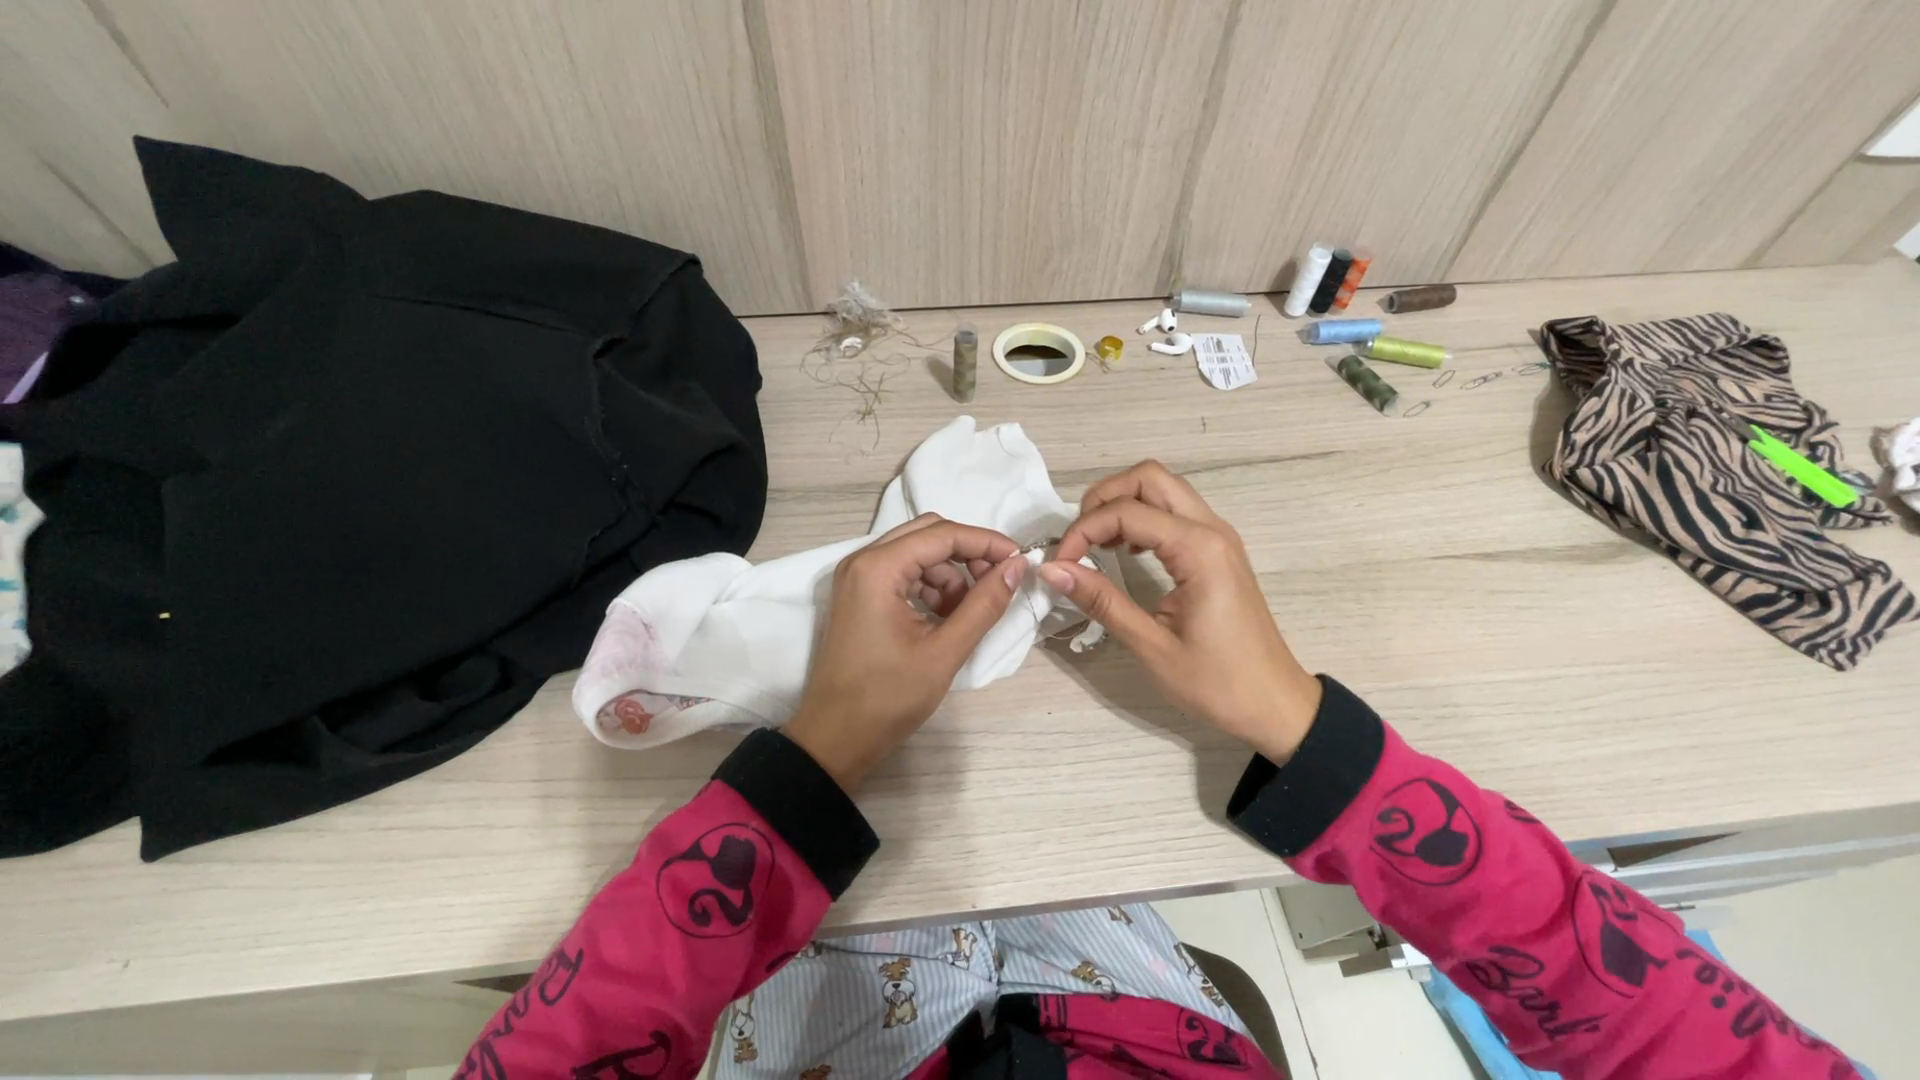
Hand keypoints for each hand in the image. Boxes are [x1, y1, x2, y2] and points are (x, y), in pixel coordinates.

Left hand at [783, 513, 1027, 790]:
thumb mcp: (944, 652)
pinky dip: (930, 588)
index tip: (1019, 561)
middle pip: (928, 534)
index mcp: (878, 568)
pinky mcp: (859, 596)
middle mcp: (862, 561)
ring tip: (969, 613)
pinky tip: (946, 618)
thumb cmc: (887, 698)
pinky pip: (903, 574)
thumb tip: (1016, 567)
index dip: (986, 542)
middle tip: (998, 582)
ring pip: (917, 554)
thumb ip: (984, 604)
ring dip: (950, 574)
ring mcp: (857, 578)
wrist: (834, 737)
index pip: (942, 534)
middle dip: (968, 554)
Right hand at [1038, 462, 1322, 762]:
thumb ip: (1101, 601)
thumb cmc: (1216, 683)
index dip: (1083, 531)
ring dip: (1123, 503)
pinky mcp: (1218, 549)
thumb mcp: (1151, 646)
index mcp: (1199, 551)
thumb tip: (1053, 570)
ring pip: (1163, 488)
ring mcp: (1219, 536)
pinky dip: (1143, 516)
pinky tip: (1125, 552)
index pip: (1127, 512)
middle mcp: (1212, 530)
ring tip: (1095, 545)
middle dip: (1104, 498)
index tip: (1060, 566)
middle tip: (1078, 540)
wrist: (1274, 703)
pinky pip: (1175, 510)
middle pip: (1149, 477)